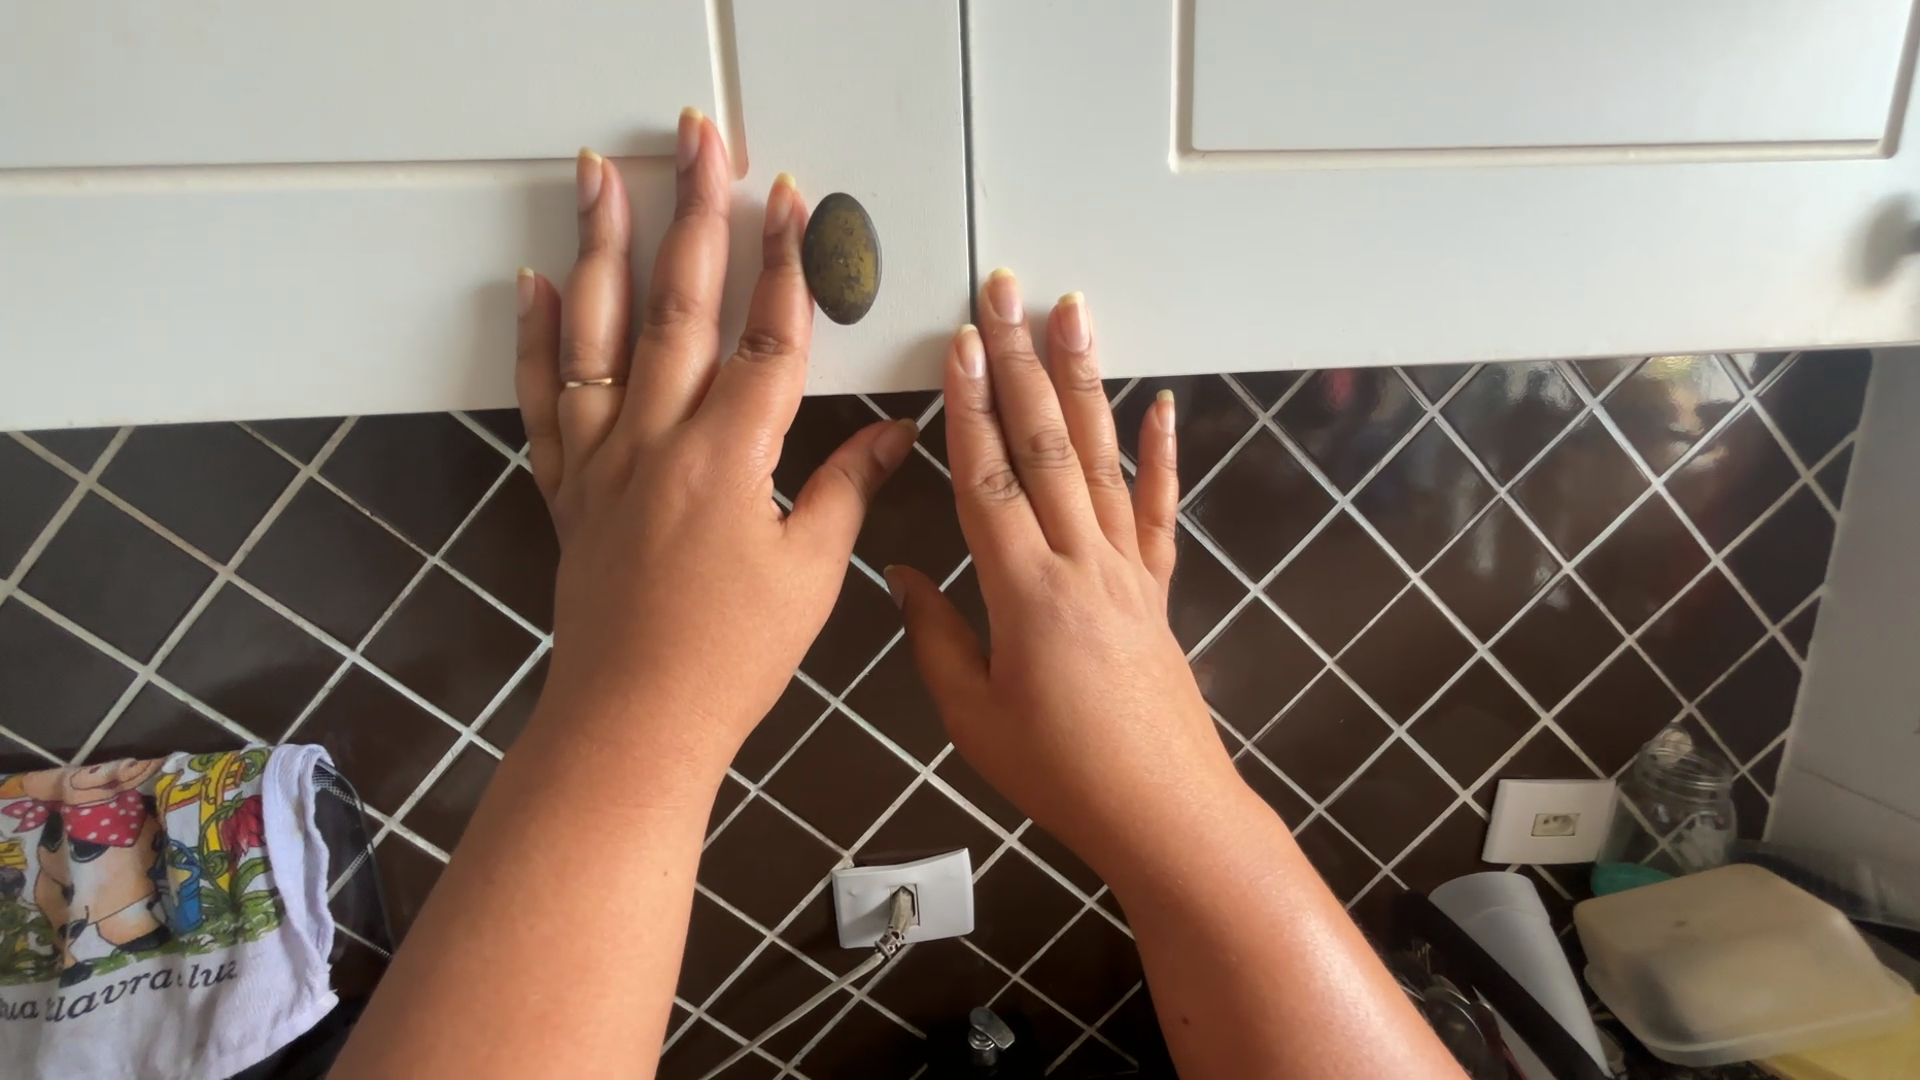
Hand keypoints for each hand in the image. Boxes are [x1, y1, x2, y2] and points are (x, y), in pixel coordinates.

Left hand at [515, 109, 915, 776]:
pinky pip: (548, 400)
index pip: (766, 340)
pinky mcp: (571, 488)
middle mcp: (660, 440)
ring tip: (601, 172)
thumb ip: (848, 490)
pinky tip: (539, 284)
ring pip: (601, 334)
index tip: (791, 200)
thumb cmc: (734, 654)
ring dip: (605, 247)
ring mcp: (604, 459)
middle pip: (681, 308)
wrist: (635, 718)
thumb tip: (897, 436)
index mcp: (730, 459)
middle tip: (698, 139)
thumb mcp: (811, 573)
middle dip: (696, 214)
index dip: (784, 266)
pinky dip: (540, 339)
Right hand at [887, 270, 1238, 874]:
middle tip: (1009, 293)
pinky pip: (1160, 512)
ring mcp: (1128, 569)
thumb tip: (904, 574)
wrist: (1163, 811)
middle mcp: (1081, 562)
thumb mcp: (972, 716)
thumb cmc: (1058, 770)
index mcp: (1025, 593)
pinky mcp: (1157, 588)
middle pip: (1047, 447)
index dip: (969, 408)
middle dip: (1021, 362)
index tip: (960, 344)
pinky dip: (1163, 456)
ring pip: (1103, 460)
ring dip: (1085, 383)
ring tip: (1074, 316)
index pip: (988, 480)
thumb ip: (934, 636)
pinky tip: (1163, 406)